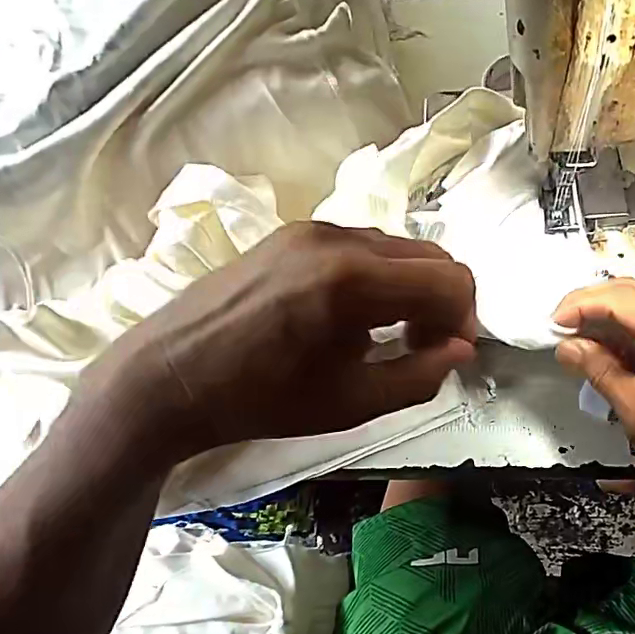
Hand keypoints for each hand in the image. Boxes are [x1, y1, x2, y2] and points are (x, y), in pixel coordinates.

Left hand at [81, 222, 477, 465]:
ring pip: (394, 249)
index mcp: (355, 281)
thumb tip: (460, 351)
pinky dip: (376, 277)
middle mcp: (338, 238)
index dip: (465, 319)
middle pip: (428, 256)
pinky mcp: (289, 234)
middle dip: (442, 303)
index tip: (450, 355)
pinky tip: (350, 317)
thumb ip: (419, 377)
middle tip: (422, 348)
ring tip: (385, 336)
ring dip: (409, 289)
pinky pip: (358, 247)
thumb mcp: (351, 404)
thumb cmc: (261, 400)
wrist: (169, 377)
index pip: (450, 279)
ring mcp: (310, 230)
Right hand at [553, 278, 634, 505]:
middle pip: (631, 295)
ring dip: (602, 320)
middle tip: (557, 327)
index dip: (583, 306)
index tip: (554, 323)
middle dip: (589, 305)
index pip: (625, 301)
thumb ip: (601, 372)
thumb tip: (569, 346)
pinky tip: (597, 351)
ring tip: (571, 340)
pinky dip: (618, 335)